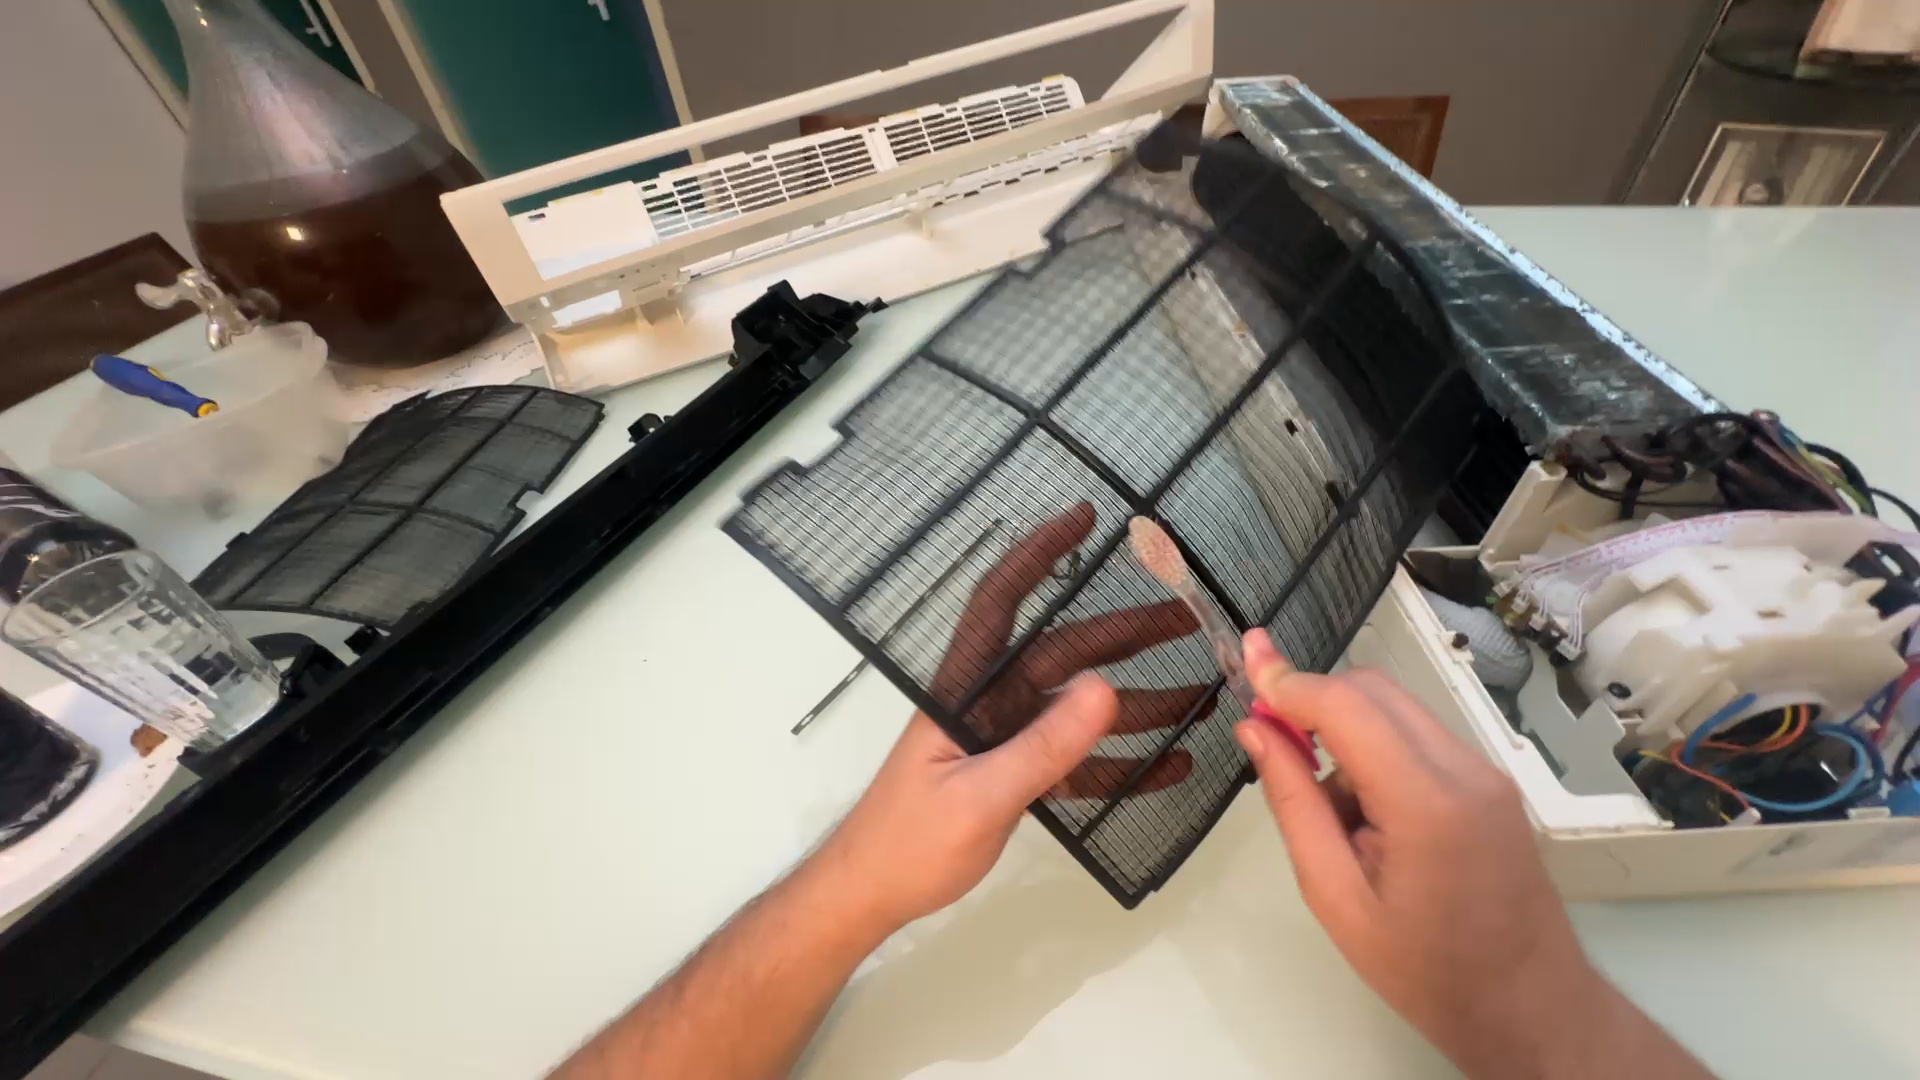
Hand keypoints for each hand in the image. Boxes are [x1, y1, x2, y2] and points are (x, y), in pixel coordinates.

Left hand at [815, 504, 1209, 929]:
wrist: (874, 892)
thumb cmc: (909, 840)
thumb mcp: (978, 796)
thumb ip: (1041, 747)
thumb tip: (1105, 686)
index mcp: (966, 687)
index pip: (1000, 601)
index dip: (1037, 554)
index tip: (1082, 517)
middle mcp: (992, 700)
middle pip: (1065, 653)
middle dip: (1125, 632)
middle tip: (1189, 617)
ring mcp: (1009, 736)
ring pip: (1081, 706)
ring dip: (1140, 701)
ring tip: (1203, 697)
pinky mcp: (1020, 774)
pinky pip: (1080, 760)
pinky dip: (1123, 763)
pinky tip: (1173, 766)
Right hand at [1234, 629, 1608, 1077]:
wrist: (1536, 1013)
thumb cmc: (1425, 969)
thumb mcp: (1334, 895)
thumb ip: (1292, 802)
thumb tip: (1254, 729)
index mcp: (1426, 803)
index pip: (1344, 706)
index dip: (1287, 680)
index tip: (1243, 662)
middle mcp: (1464, 770)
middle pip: (1370, 689)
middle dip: (1311, 696)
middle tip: (1268, 734)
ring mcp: (1484, 772)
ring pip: (1391, 706)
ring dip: (1340, 725)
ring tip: (1329, 804)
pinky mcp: (1488, 780)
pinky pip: (1412, 732)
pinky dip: (1370, 745)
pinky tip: (1364, 809)